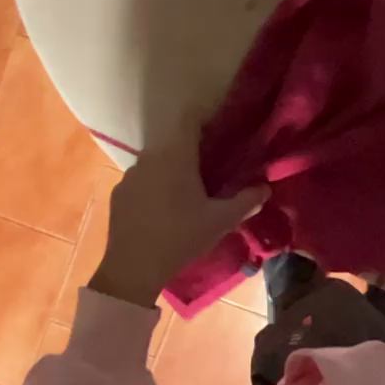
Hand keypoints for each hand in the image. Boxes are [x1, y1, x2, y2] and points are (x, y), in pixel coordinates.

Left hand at [87, 135, 266, 307]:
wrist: (133, 267)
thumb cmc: (181, 237)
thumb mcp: (220, 221)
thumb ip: (246, 201)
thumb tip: (265, 188)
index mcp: (176, 155)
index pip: (190, 118)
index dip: (206, 118)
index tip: (220, 129)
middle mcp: (150, 156)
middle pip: (174, 142)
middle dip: (193, 150)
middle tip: (212, 168)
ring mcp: (130, 174)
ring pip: (157, 162)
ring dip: (172, 170)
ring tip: (188, 193)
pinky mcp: (119, 193)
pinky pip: (142, 181)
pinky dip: (155, 187)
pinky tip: (164, 210)